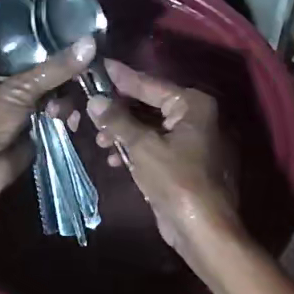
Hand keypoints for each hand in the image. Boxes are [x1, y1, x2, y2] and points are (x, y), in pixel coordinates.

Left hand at [0, 37, 93, 217]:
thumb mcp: (21, 88)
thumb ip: (56, 68)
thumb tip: (91, 41)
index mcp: (9, 66)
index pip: (43, 49)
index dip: (65, 48)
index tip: (89, 48)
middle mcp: (24, 82)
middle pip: (59, 73)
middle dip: (70, 81)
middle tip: (78, 87)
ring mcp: (35, 106)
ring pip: (66, 95)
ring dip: (69, 103)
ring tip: (61, 114)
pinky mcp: (45, 127)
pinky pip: (66, 116)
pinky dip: (71, 118)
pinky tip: (71, 124)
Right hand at [85, 60, 239, 254]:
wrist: (203, 229)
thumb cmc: (176, 180)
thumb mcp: (142, 147)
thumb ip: (117, 120)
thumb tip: (95, 100)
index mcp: (194, 105)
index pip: (151, 84)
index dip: (122, 77)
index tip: (99, 65)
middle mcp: (199, 118)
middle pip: (151, 106)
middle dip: (119, 112)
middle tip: (90, 111)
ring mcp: (195, 142)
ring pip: (152, 129)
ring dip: (125, 134)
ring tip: (100, 142)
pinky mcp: (188, 165)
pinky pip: (158, 148)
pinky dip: (137, 151)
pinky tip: (115, 159)